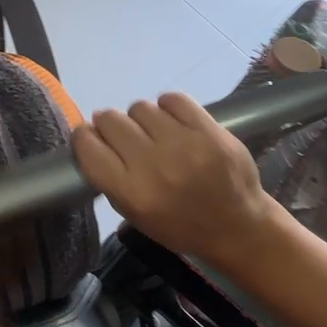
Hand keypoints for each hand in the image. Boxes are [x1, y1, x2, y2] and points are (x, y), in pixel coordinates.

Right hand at [73, 93, 279, 267]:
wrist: (240, 227)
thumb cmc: (179, 224)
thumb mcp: (133, 213)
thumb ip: (108, 175)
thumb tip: (90, 133)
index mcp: (132, 193)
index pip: (88, 145)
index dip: (86, 137)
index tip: (94, 140)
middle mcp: (155, 167)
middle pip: (110, 120)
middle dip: (112, 127)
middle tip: (129, 139)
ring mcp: (185, 146)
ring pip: (140, 107)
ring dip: (143, 119)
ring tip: (157, 135)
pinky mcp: (211, 131)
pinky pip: (172, 99)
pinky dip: (169, 108)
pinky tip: (175, 124)